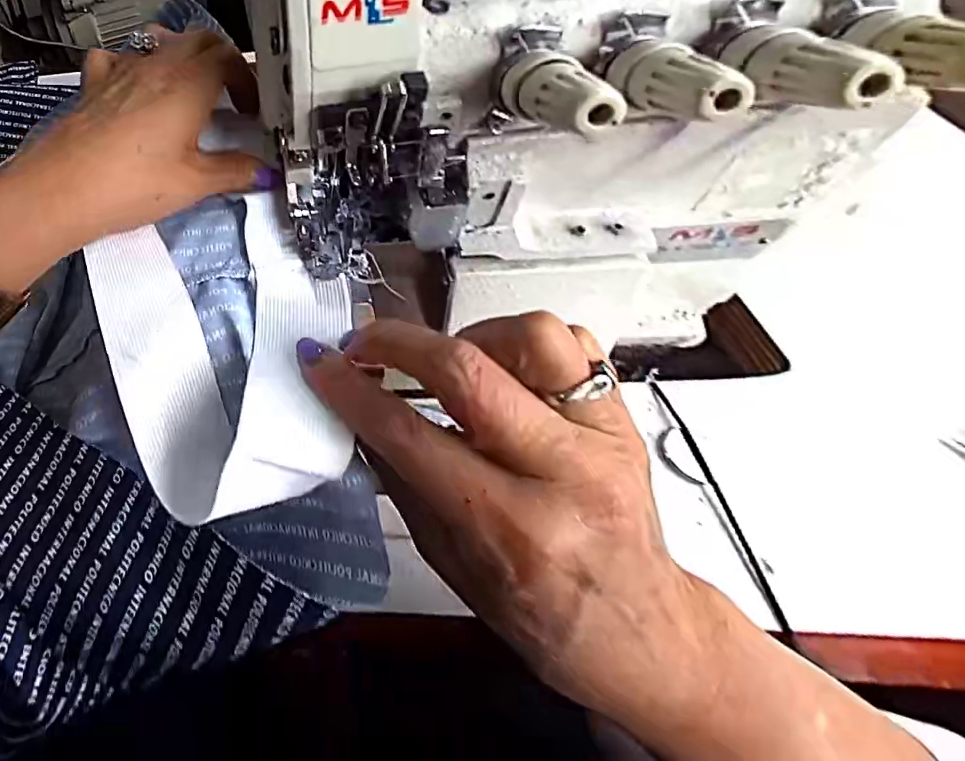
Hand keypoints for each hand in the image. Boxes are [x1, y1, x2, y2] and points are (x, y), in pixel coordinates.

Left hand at [0, 26, 268, 290]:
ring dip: (183, 54)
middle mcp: (156, 67)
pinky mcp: (94, 85)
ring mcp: (121, 71)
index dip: (249, 78)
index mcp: (189, 84)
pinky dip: (136, 64)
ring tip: (190, 84)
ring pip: (160, 41)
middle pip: (200, 39)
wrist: (58, 191)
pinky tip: (134, 86)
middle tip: (231, 92)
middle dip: (223, 59)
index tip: (252, 107)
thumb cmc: (130, 184)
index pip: (231, 58)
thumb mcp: (193, 183)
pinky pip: (118, 58)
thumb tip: (262, 172)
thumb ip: (234, 172)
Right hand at [301, 314, 724, 723]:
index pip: (412, 437)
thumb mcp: (452, 564)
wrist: (641, 629)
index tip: (323, 365)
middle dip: (396, 343)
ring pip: (530, 335)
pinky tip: (501, 368)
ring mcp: (600, 436)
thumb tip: (360, 415)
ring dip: (469, 335)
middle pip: (467, 371)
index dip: (353, 392)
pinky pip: (570, 341)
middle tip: (363, 343)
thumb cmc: (545, 614)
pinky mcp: (621, 414)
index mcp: (512, 529)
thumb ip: (403, 483)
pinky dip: (523, 341)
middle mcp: (562, 473)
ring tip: (447, 361)